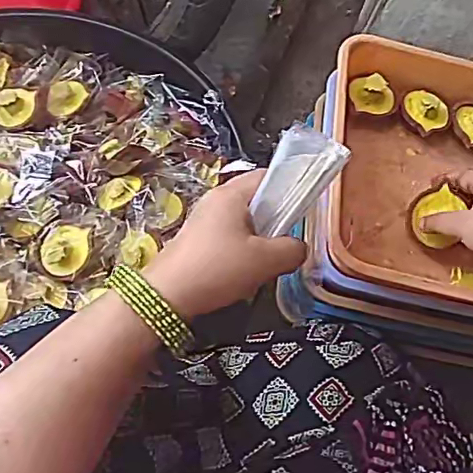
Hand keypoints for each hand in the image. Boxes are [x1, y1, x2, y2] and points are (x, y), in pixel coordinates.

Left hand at [146, 170, 307, 316]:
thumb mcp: (265, 261)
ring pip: (244, 223)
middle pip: (257, 201)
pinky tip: (243, 274)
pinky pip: (230, 238)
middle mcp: (215, 200)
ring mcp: (204, 220)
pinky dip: (242, 252)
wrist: (167, 296)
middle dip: (276, 221)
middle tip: (286, 243)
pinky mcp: (197, 241)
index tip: (304, 210)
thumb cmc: (217, 269)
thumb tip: (299, 248)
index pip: (269, 176)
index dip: (291, 188)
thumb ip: (292, 250)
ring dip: (260, 241)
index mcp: (231, 193)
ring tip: (265, 263)